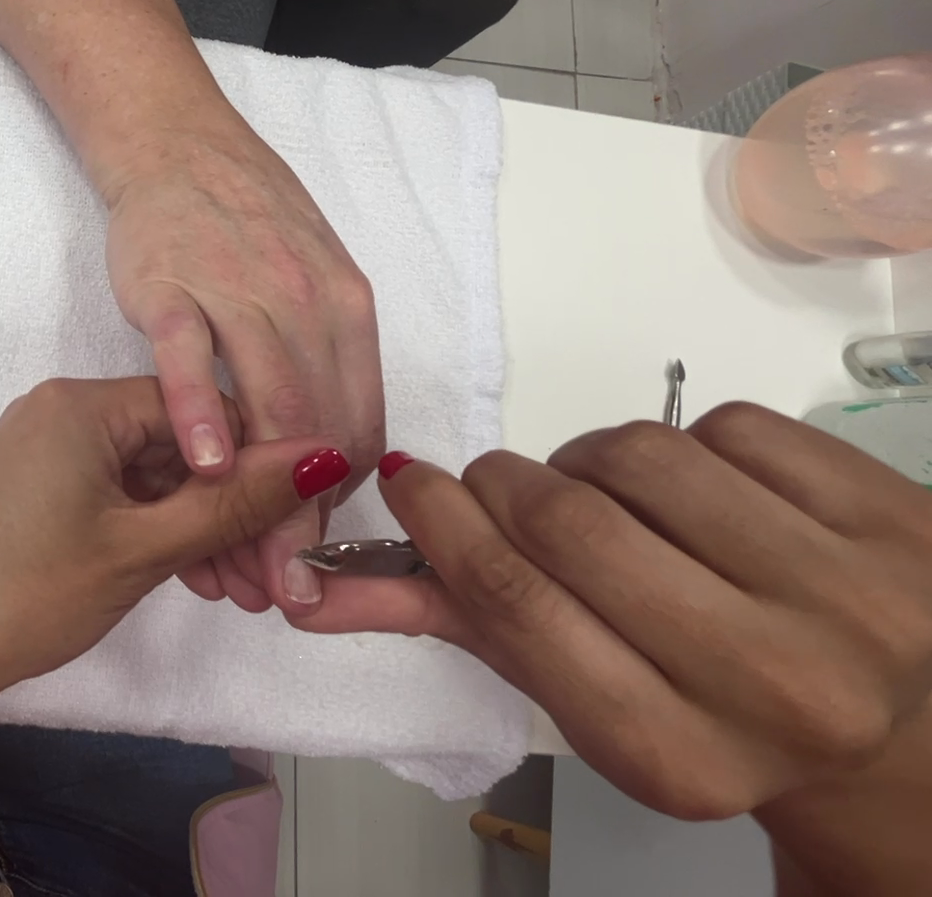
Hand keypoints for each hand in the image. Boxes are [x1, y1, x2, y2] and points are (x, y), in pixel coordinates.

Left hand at [0, 377, 348, 705]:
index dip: (258, 463)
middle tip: (274, 577)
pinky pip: (111, 494)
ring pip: (146, 477)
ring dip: (194, 529)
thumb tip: (325, 454)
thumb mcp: (143, 549)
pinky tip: (191, 577)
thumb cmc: (32, 594)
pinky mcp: (34, 484)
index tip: (300, 521)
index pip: (199, 408)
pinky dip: (151, 531)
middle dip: (227, 510)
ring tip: (241, 593)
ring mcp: (43, 448)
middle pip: (174, 446)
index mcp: (80, 402)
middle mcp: (59, 409)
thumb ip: (235, 502)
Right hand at [96, 118, 383, 616]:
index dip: (335, 506)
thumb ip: (321, 365)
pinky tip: (196, 465)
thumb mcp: (306, 284)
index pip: (356, 427)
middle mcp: (306, 304)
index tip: (309, 559)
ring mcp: (237, 293)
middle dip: (301, 525)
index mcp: (345, 312)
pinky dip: (200, 412)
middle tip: (284, 595)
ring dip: (253, 494)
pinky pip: (191, 357)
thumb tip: (320, 459)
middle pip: (316, 432)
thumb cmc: (242, 225)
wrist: (178, 150)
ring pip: (263, 407)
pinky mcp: (172, 285)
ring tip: (237, 565)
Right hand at [299, 403, 931, 820]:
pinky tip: (703, 498)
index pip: (509, 597)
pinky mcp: (915, 524)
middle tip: (500, 492)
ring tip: (608, 502)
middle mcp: (779, 686)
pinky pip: (732, 426)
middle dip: (502, 485)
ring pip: (639, 454)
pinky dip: (687, 447)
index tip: (406, 481)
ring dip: (589, 462)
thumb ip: (442, 625)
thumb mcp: (565, 694)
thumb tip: (306, 595)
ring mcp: (864, 599)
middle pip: (564, 518)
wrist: (904, 751)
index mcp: (673, 750)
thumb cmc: (697, 722)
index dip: (437, 520)